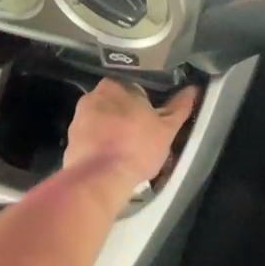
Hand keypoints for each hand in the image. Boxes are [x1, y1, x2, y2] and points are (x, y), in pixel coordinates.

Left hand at [63, 79, 198, 188]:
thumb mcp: (166, 129)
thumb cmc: (136, 147)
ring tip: (128, 154)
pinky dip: (100, 149)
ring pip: (102, 124)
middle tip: (143, 139)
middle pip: (115, 106)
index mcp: (113, 86)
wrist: (100, 179)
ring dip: (113, 135)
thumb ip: (179, 108)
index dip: (146, 107)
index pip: (134, 90)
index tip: (153, 123)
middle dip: (127, 119)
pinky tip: (112, 163)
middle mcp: (91, 98)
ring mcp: (77, 121)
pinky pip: (91, 142)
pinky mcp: (70, 143)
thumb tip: (193, 90)